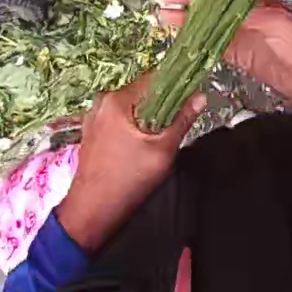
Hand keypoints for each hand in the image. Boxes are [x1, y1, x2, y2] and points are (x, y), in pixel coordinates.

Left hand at [55, 73, 202, 252]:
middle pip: (144, 91)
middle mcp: (103, 102)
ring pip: (135, 105)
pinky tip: (147, 140)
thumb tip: (200, 97)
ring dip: (151, 114)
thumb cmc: (127, 181)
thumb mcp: (162, 150)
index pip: (155, 77)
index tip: (194, 93)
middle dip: (165, 102)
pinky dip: (137, 123)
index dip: (178, 83)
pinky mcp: (94, 131)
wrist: (90, 215)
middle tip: (181, 118)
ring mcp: (95, 117)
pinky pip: (123, 117)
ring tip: (165, 132)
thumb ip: (182, 120)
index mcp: (117, 101)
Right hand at [157, 0, 291, 129]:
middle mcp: (248, 13)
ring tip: (161, 16)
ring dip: (186, 19)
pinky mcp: (242, 55)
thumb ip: (246, 14)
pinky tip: (179, 39)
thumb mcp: (276, 24)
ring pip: (208, 23)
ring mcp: (244, 34)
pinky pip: (214, 45)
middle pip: (211, 3)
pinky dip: (195, 41)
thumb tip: (216, 5)